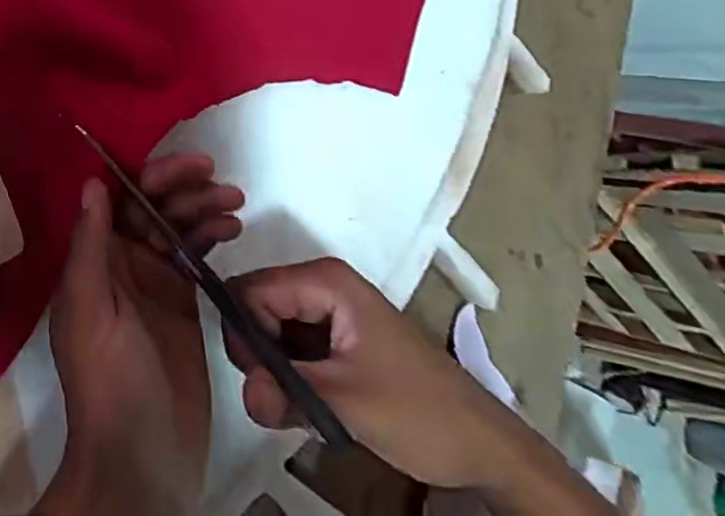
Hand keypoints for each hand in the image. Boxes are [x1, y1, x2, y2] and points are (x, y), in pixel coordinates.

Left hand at [37, 155, 243, 515]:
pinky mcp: (183, 301)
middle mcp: (122, 263)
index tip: (188, 166)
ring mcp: (155, 282)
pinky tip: (231, 230)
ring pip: (177, 227)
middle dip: (184, 188)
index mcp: (95, 260)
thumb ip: (90, 245)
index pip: (121, 200)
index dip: (151, 176)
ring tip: (233, 203)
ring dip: (203, 208)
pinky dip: (211, 236)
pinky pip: (195, 255)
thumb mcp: (90, 310)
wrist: (143, 456)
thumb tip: (93, 182)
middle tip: (220, 181)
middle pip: (153, 208)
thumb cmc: (109, 380)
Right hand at [225, 258, 500, 487]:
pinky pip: (291, 350)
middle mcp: (323, 286)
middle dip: (257, 356)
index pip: (251, 290)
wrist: (479, 443)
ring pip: (271, 332)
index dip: (245, 334)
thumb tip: (244, 389)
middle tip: (279, 401)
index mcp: (326, 281)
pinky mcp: (336, 342)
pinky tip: (310, 407)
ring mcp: (331, 314)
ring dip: (274, 374)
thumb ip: (289, 393)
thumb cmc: (419, 410)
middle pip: (257, 308)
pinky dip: (290, 380)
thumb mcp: (348, 403)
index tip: (260, 380)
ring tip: (299, 410)